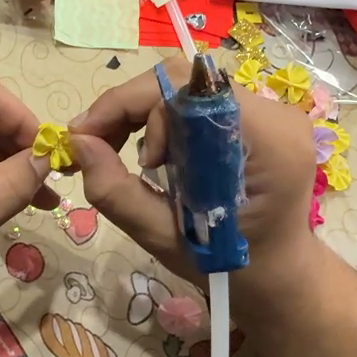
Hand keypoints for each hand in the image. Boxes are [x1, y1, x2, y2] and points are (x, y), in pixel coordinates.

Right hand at [69, 54, 320, 303]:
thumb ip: (117, 191)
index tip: (88, 138)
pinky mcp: (254, 117)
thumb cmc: (227, 265)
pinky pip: (193, 101)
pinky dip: (156, 118)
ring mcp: (268, 112)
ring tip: (111, 146)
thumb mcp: (162, 237)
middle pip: (181, 82)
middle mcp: (274, 115)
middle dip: (126, 107)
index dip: (128, 105)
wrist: (278, 275)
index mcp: (266, 143)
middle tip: (90, 142)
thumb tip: (79, 142)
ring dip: (137, 112)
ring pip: (183, 87)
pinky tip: (143, 149)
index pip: (184, 92)